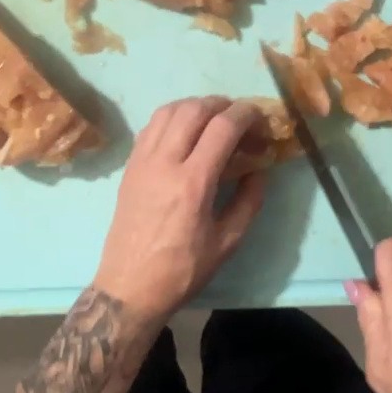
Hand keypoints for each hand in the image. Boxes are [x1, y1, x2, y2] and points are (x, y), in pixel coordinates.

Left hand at [94, 97, 269, 319]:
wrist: (130, 287)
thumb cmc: (183, 270)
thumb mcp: (228, 242)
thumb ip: (249, 201)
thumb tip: (260, 169)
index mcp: (193, 183)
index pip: (222, 127)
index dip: (247, 115)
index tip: (262, 120)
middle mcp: (164, 163)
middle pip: (194, 109)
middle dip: (223, 105)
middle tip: (241, 119)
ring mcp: (141, 162)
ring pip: (168, 110)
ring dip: (196, 106)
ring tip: (214, 121)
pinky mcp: (129, 167)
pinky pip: (151, 126)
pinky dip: (173, 118)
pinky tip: (186, 134)